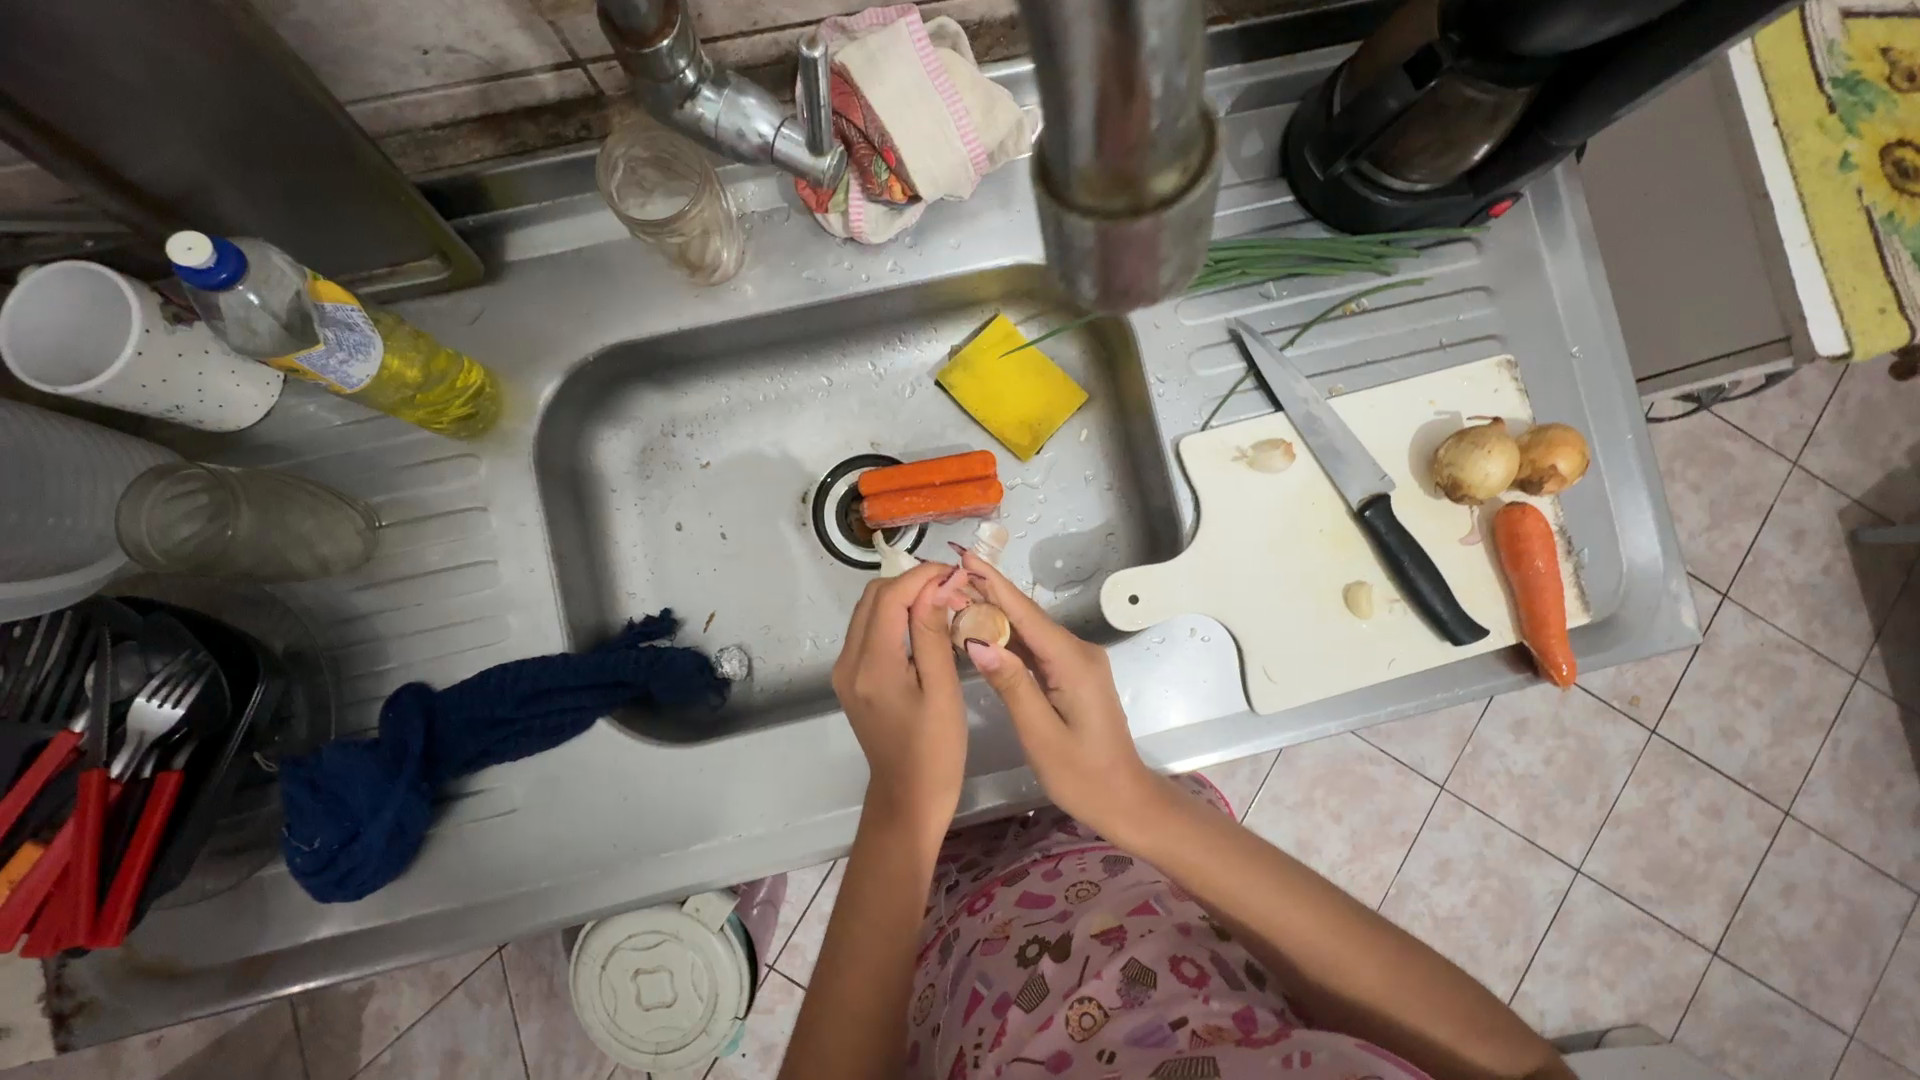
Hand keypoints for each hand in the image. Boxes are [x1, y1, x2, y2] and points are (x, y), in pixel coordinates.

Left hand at [831, 561, 970, 837]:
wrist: (906, 799)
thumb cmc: (934, 753)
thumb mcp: (942, 692)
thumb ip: (934, 634)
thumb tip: (937, 586)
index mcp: (872, 665)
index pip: (891, 597)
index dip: (923, 576)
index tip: (957, 574)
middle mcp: (848, 661)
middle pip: (874, 597)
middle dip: (912, 583)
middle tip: (953, 590)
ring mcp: (846, 670)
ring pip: (869, 611)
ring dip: (903, 598)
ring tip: (943, 603)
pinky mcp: (851, 679)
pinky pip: (869, 631)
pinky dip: (895, 618)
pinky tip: (924, 626)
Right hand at [957, 551, 1167, 835]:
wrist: (1124, 800)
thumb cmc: (1083, 776)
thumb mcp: (1041, 735)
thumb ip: (1012, 685)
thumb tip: (979, 642)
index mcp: (1073, 662)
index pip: (1026, 614)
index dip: (995, 584)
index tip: (966, 556)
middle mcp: (1078, 653)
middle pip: (1027, 617)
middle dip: (988, 594)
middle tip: (948, 576)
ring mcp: (1076, 663)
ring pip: (1029, 632)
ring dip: (995, 615)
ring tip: (956, 597)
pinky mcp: (1071, 676)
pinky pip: (1035, 650)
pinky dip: (1008, 640)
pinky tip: (982, 632)